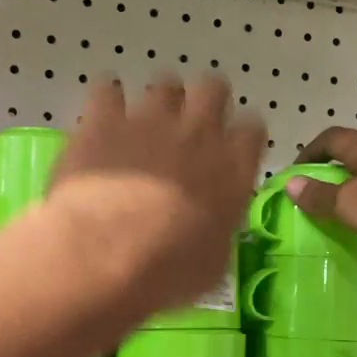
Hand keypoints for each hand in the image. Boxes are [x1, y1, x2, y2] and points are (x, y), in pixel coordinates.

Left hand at [48, 76, 266, 311]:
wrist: (105, 255)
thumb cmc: (167, 272)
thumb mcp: (212, 265)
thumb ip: (218, 232)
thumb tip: (211, 230)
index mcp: (233, 169)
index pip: (253, 130)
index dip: (240, 139)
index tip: (230, 154)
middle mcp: (198, 133)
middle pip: (214, 89)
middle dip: (204, 103)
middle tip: (189, 130)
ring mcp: (150, 120)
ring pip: (166, 84)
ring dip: (159, 101)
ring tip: (145, 126)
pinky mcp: (103, 120)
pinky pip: (108, 90)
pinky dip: (107, 101)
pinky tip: (102, 121)